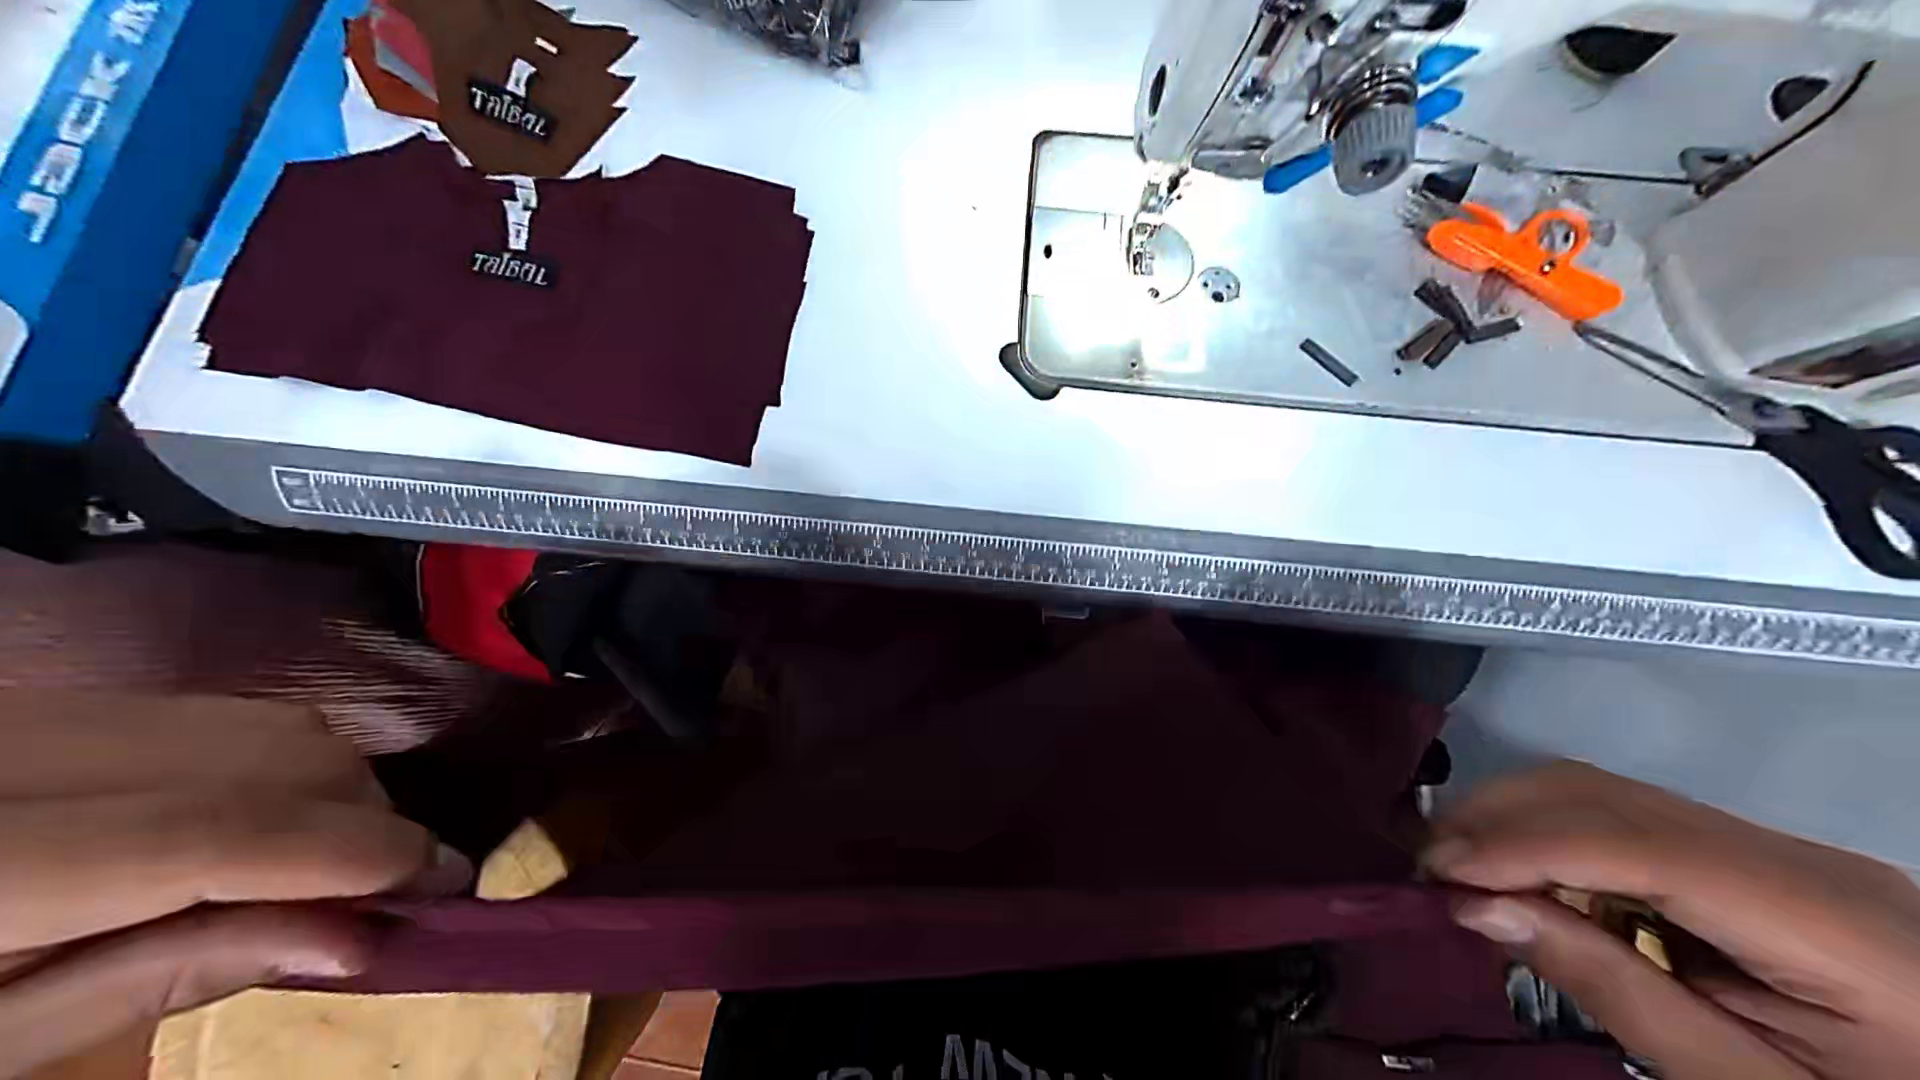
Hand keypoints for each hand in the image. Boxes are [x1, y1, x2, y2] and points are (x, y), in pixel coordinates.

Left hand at [0, 690, 469, 1076]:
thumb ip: (168, 977)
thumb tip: (358, 940)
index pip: (218, 834)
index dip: (355, 854)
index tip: (446, 880)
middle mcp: (42, 755)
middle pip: (280, 761)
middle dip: (365, 821)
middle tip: (389, 885)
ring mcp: (71, 710)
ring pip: (283, 727)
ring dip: (344, 792)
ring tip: (337, 855)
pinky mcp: (100, 698)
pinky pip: (249, 715)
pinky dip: (303, 764)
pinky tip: (287, 815)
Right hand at [1425, 761, 1919, 1079]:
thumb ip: (1614, 993)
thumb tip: (1475, 908)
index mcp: (1831, 923)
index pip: (1641, 846)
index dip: (1525, 847)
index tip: (1437, 873)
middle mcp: (1796, 856)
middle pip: (1606, 797)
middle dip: (1498, 821)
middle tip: (1428, 868)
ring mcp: (1768, 847)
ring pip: (1599, 792)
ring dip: (1510, 818)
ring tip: (1457, 865)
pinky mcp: (1741, 854)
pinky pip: (1616, 816)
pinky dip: (1544, 833)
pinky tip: (1516, 871)